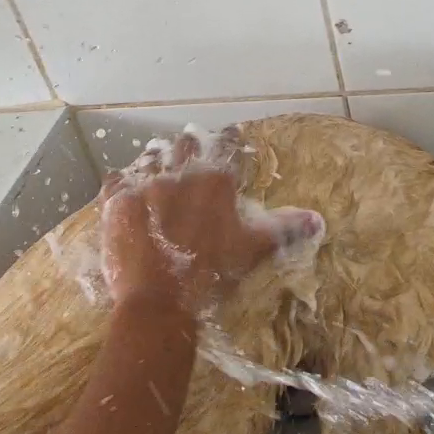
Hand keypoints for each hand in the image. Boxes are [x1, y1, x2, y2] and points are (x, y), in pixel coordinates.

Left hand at [99, 127, 323, 310]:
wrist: (159, 301)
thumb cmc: (212, 274)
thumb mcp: (253, 250)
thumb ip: (284, 229)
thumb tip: (318, 218)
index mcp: (216, 182)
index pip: (227, 145)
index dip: (231, 137)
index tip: (232, 132)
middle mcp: (182, 174)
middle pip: (186, 144)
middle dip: (191, 143)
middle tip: (192, 145)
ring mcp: (147, 186)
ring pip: (151, 156)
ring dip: (157, 156)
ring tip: (158, 157)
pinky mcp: (118, 204)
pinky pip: (116, 180)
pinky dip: (121, 179)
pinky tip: (123, 182)